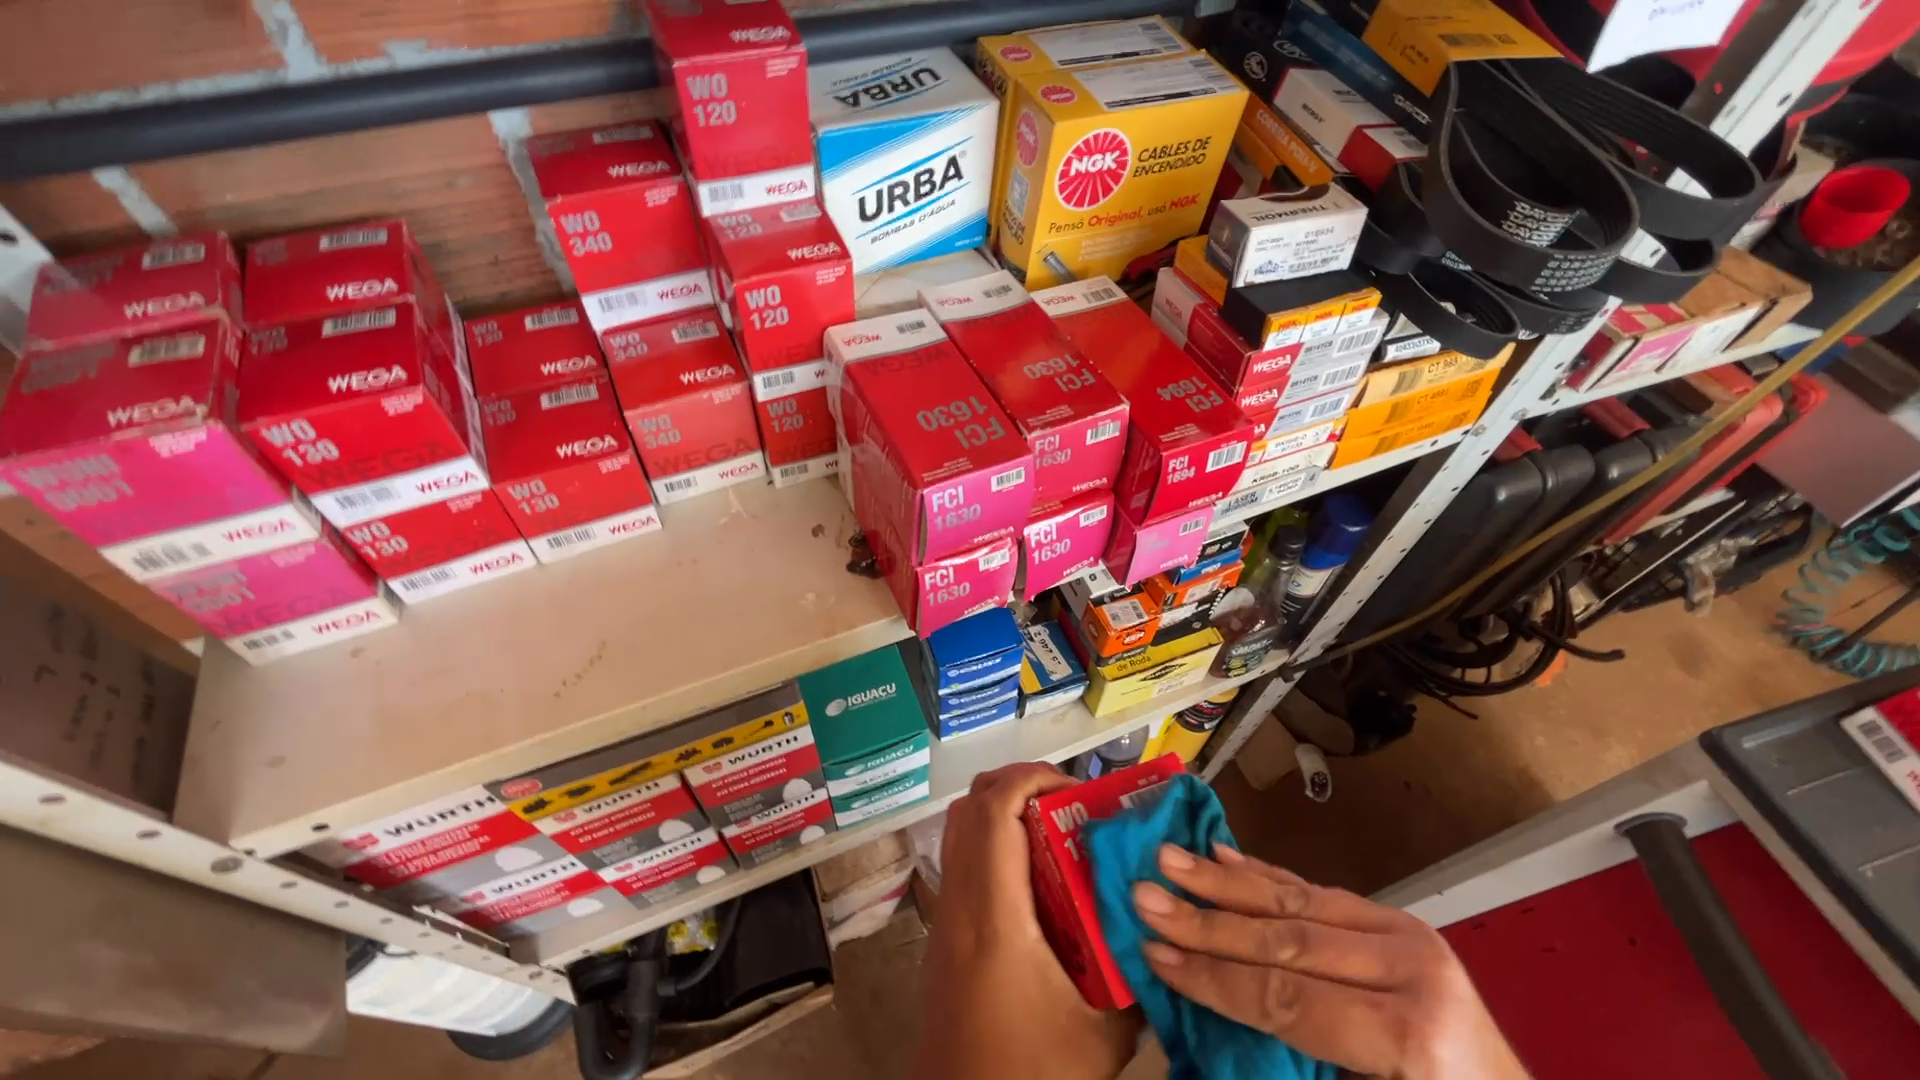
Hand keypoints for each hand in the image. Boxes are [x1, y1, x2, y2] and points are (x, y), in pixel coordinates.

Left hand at [914, 764, 1141, 1079]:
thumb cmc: (1027, 1076)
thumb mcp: (1102, 1037)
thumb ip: (1138, 979)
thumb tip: (1164, 928)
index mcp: (994, 916)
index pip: (993, 810)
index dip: (1032, 778)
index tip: (1080, 790)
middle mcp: (959, 904)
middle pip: (971, 807)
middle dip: (1022, 787)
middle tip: (1075, 807)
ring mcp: (945, 919)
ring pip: (963, 832)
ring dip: (1007, 814)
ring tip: (1062, 836)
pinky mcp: (943, 937)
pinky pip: (964, 863)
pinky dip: (997, 847)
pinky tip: (1041, 884)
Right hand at [1134, 844, 1527, 1079]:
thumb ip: (1291, 1063)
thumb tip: (1205, 1039)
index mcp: (1406, 1035)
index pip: (1286, 998)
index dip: (1213, 978)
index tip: (1152, 954)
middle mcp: (1407, 971)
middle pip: (1285, 939)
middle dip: (1205, 921)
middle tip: (1144, 896)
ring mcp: (1405, 936)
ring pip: (1298, 900)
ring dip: (1224, 881)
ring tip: (1168, 858)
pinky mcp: (1398, 923)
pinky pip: (1320, 892)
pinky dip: (1265, 873)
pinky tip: (1224, 855)